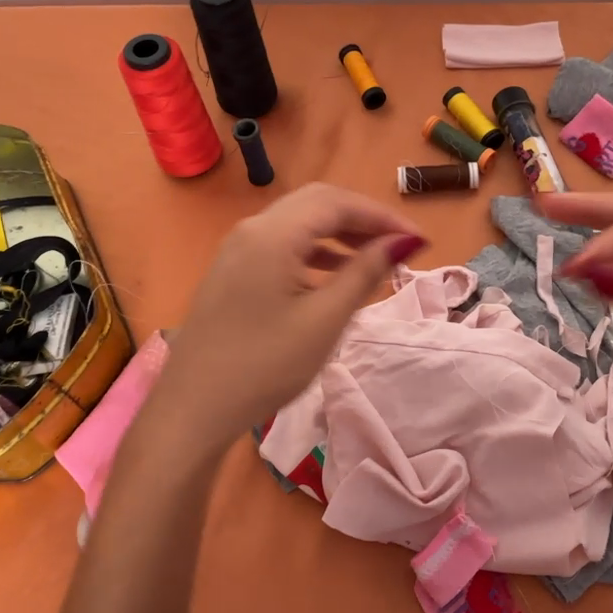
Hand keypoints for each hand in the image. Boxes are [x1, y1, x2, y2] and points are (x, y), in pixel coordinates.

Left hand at [149, 184, 425, 444]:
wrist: (193, 409)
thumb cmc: (265, 366)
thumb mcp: (324, 321)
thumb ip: (364, 274)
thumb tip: (402, 242)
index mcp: (273, 234)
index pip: (337, 203)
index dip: (382, 216)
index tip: (419, 241)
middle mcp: (252, 229)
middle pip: (317, 204)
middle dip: (362, 220)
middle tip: (399, 246)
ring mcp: (237, 250)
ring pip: (298, 223)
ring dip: (339, 235)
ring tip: (375, 261)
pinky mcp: (232, 272)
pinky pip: (281, 245)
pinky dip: (315, 251)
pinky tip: (335, 276)